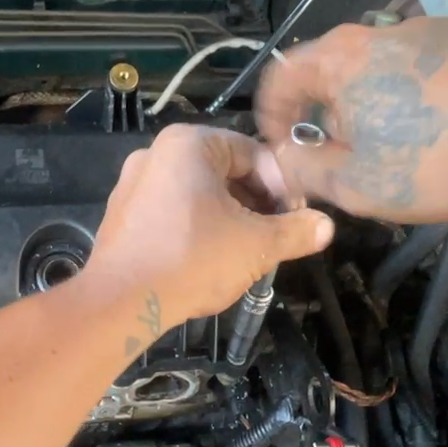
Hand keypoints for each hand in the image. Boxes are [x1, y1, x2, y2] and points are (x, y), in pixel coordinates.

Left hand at [84, 125, 333, 330]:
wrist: (121, 302)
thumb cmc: (193, 260)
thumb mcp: (255, 246)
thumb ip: (295, 232)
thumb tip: (326, 226)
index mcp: (189, 144)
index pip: (254, 154)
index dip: (283, 187)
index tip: (296, 220)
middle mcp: (156, 153)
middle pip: (224, 172)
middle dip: (255, 203)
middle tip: (275, 237)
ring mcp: (132, 184)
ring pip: (198, 194)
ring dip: (228, 218)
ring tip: (245, 252)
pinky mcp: (121, 216)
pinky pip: (170, 212)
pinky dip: (195, 228)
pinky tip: (206, 260)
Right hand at [254, 17, 447, 222]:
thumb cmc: (443, 159)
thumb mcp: (358, 185)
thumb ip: (305, 170)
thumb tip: (282, 159)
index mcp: (342, 61)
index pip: (280, 76)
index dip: (271, 118)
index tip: (286, 151)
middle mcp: (385, 32)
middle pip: (334, 71)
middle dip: (329, 117)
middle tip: (347, 160)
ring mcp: (440, 26)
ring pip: (387, 69)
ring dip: (380, 108)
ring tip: (410, 151)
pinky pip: (436, 67)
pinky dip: (428, 98)